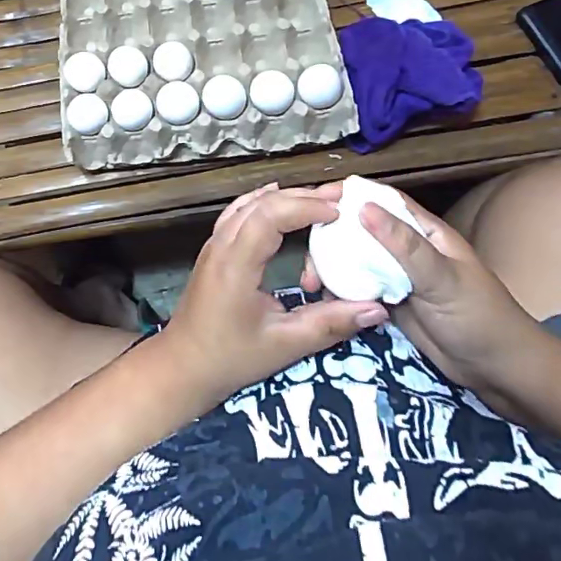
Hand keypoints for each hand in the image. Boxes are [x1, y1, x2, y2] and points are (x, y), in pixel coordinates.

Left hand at [159, 183, 391, 405]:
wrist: (184, 364)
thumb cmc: (231, 357)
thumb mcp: (285, 345)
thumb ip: (330, 323)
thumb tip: (377, 308)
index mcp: (236, 264)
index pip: (269, 216)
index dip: (305, 207)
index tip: (338, 212)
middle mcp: (221, 245)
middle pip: (260, 205)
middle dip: (301, 197)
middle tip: (340, 197)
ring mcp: (213, 245)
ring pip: (247, 205)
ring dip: (283, 197)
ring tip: (319, 198)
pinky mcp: (213, 250)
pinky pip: (237, 213)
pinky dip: (262, 203)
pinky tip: (278, 200)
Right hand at [300, 185, 547, 403]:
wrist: (500, 375)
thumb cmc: (480, 319)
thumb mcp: (442, 279)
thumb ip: (404, 245)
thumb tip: (363, 206)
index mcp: (424, 232)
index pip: (382, 200)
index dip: (349, 194)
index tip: (314, 198)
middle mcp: (407, 248)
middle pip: (360, 228)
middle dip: (330, 232)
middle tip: (301, 243)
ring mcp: (397, 275)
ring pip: (354, 258)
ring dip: (330, 263)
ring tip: (309, 279)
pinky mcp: (389, 301)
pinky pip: (357, 286)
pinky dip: (339, 288)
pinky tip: (322, 296)